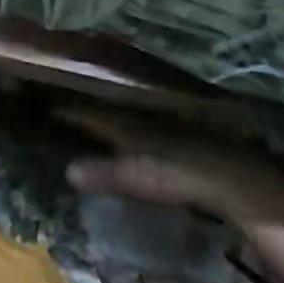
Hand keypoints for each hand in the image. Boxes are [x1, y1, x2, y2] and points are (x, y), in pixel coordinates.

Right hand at [62, 108, 283, 229]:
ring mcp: (165, 124)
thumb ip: (102, 175)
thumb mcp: (135, 178)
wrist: (234, 177)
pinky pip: (150, 123)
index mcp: (124, 124)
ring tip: (97, 116)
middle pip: (108, 108)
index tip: (49, 107)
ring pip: (130, 114)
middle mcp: (140, 116)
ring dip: (113, 114)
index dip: (69, 111)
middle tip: (67, 105)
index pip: (88, 113)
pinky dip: (136, 124)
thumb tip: (66, 172)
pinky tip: (138, 134)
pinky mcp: (185, 135)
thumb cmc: (177, 174)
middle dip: (89, 106)